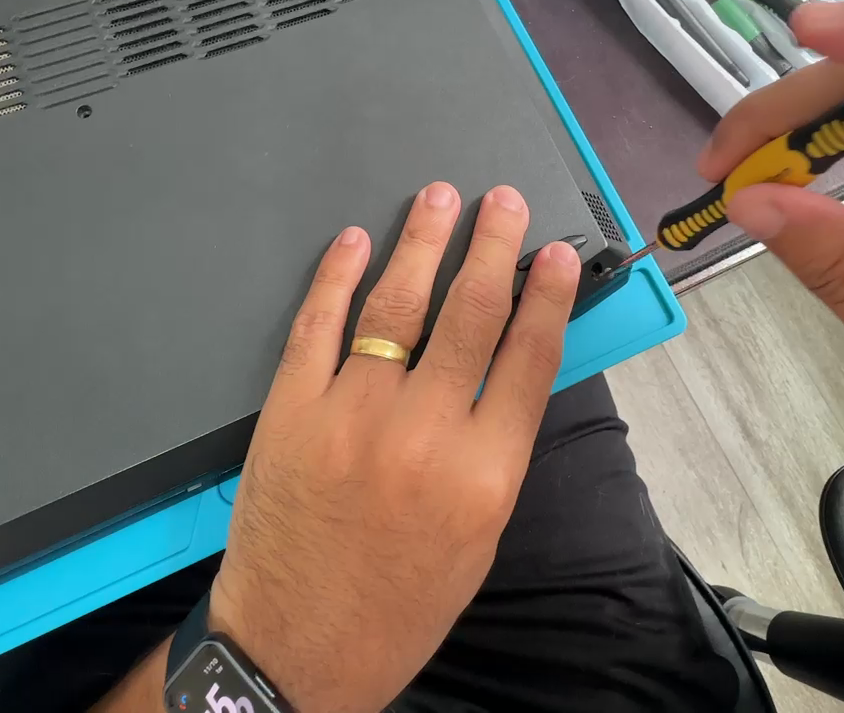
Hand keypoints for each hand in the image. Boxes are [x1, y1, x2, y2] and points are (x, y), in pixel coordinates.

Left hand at [207, 182, 581, 712]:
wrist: (299, 644)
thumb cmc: (403, 598)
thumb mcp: (479, 531)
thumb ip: (495, 444)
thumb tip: (508, 357)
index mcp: (484, 474)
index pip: (528, 358)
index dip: (545, 296)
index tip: (553, 254)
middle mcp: (423, 435)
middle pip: (468, 316)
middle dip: (490, 248)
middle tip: (502, 201)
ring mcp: (351, 417)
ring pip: (395, 307)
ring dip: (422, 244)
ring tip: (439, 198)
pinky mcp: (290, 410)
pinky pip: (317, 326)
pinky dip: (336, 276)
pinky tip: (355, 242)